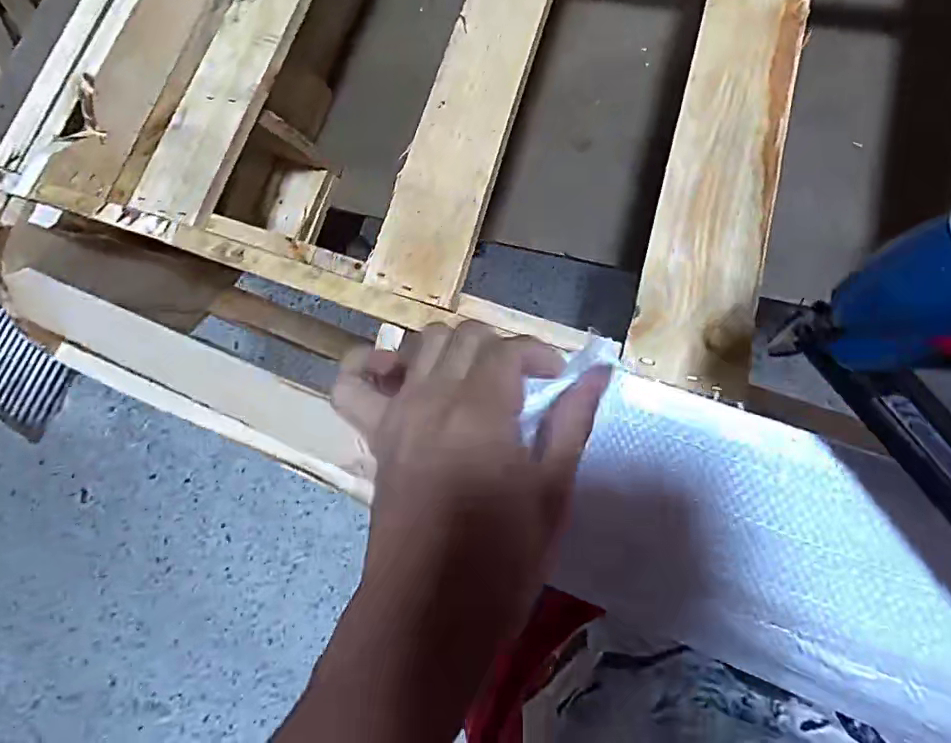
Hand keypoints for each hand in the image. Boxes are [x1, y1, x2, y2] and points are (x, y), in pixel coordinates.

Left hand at [335, 323, 606, 636]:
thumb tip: (598, 373)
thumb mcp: (551, 493)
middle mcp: (433, 398)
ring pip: (422, 344)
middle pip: (465, 336)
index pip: (508, 350)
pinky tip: (398, 375)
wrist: (429, 614)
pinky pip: (352, 384)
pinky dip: (370, 367)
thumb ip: (572, 422)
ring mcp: (398, 414)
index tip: (557, 380)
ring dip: (454, 348)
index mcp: (480, 410)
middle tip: (523, 384)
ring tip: (476, 380)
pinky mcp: (377, 436)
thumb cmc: (501, 560)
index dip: (539, 355)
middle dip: (501, 347)